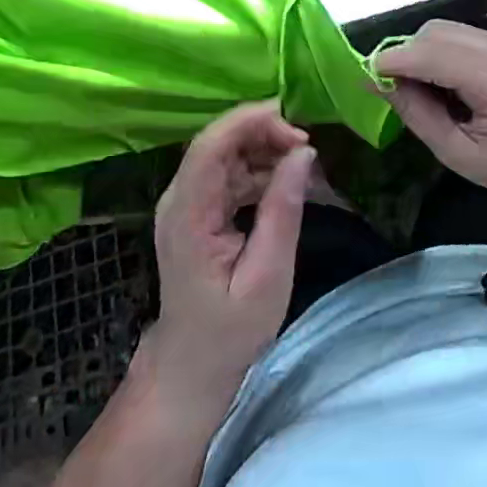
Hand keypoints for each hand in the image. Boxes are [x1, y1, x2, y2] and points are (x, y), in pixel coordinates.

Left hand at [150, 100, 314, 402]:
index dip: (249, 122)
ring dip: (261, 148)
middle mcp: (178, 198)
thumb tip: (303, 154)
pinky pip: (225, 173)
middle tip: (307, 146)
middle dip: (262, 132)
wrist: (192, 363)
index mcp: (187, 215)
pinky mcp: (195, 209)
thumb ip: (283, 211)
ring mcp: (184, 202)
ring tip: (303, 161)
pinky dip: (256, 169)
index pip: (209, 147)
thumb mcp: (268, 277)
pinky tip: (285, 178)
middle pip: (216, 143)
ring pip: (222, 154)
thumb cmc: (231, 331)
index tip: (295, 124)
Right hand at [374, 20, 486, 216]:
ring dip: (423, 51)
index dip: (391, 61)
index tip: (366, 77)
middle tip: (393, 87)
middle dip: (406, 54)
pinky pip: (465, 35)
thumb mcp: (460, 155)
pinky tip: (446, 82)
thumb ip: (416, 113)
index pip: (430, 53)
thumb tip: (377, 82)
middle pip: (436, 32)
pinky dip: (443, 52)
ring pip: (448, 29)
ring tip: (421, 88)